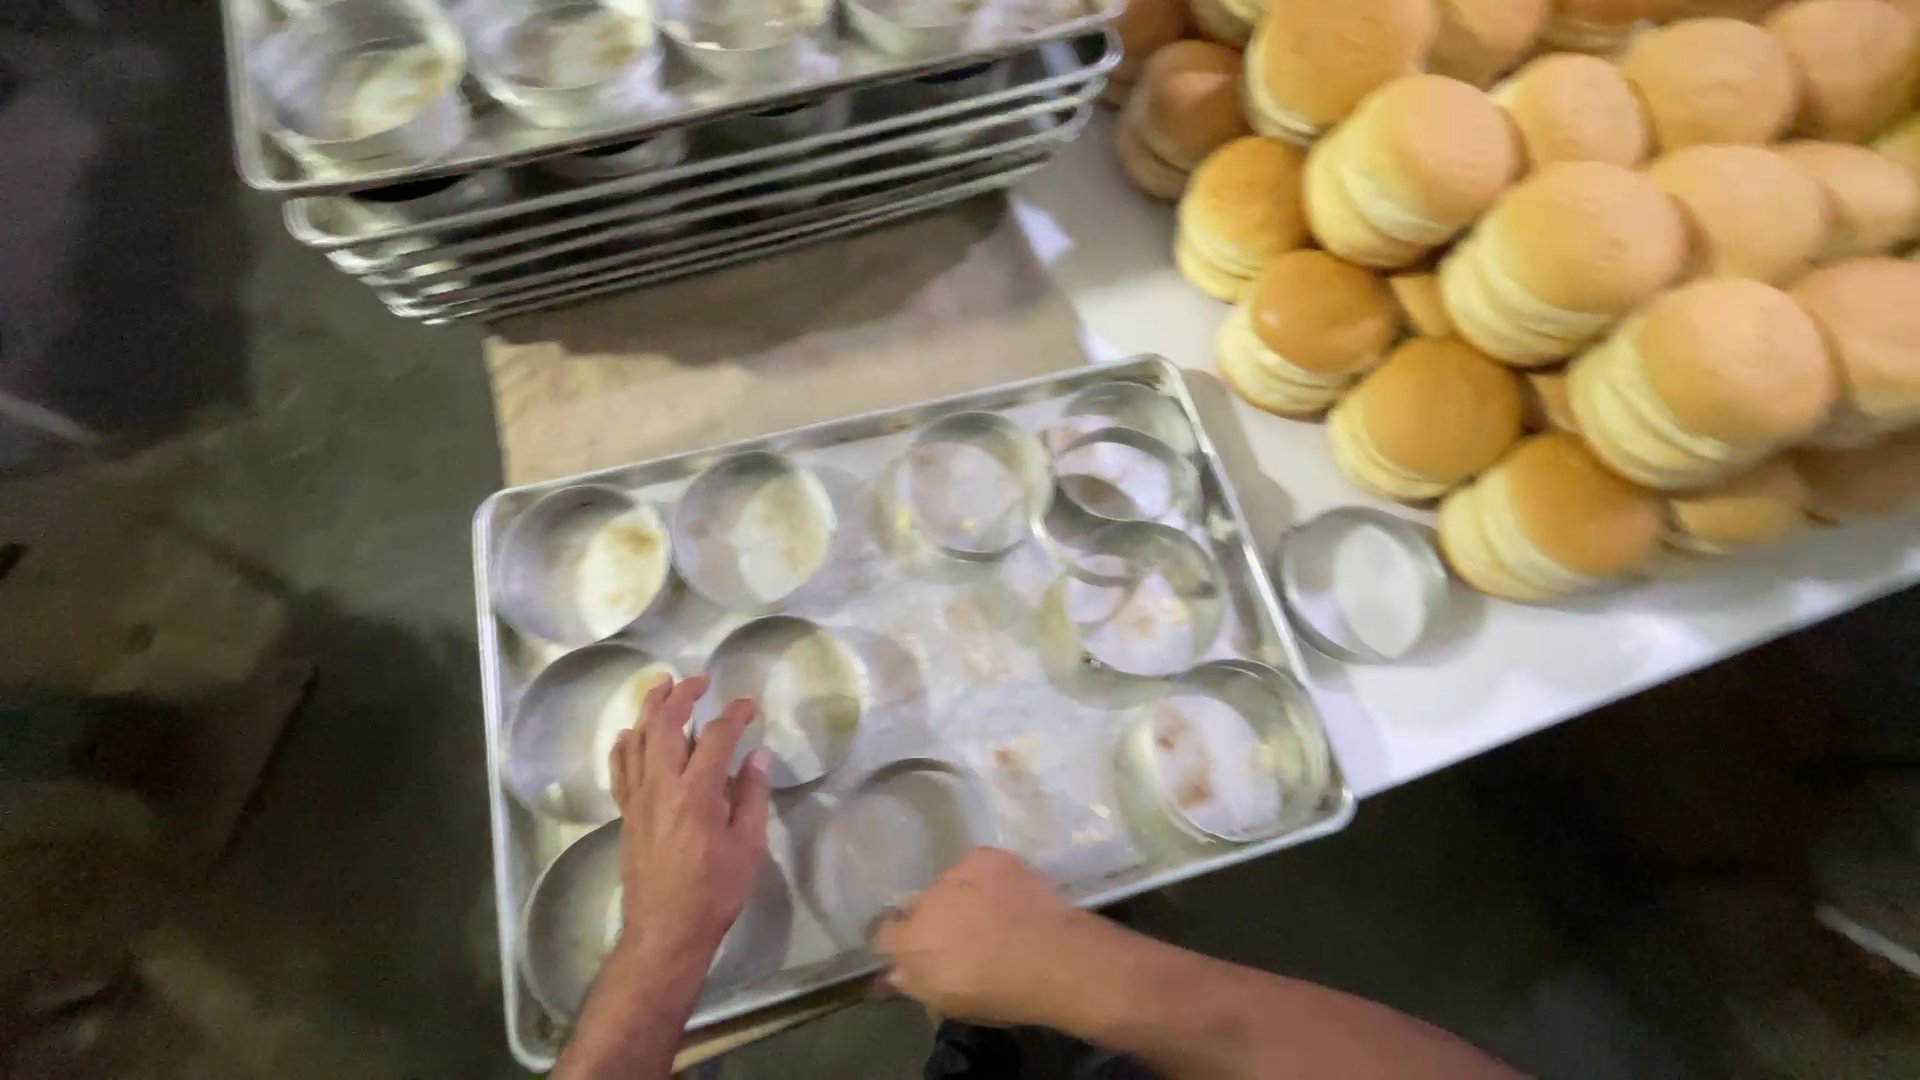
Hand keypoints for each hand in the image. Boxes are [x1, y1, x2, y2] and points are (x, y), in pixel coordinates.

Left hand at [608, 674, 772, 963]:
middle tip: (698, 680)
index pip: (717, 736)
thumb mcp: (748, 844)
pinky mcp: (627, 813)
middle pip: (665, 725)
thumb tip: (756, 755)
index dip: (734, 715)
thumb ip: (751, 794)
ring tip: (661, 686)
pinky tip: (630, 734)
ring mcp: (639, 799)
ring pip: (637, 740)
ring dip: (649, 709)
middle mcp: (662, 786)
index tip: (749, 707)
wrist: (665, 932)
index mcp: (697, 792)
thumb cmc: (715, 890)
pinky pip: (621, 768)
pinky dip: (625, 745)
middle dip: (680, 695)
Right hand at [875, 848, 1105, 1026]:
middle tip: (962, 934)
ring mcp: (957, 873)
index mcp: (910, 941)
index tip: (916, 947)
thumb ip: (911, 983)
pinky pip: (976, 866)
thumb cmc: (998, 991)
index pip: (883, 931)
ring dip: (961, 895)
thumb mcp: (949, 1003)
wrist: (1050, 955)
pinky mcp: (985, 856)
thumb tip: (885, 977)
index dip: (898, 938)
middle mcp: (925, 900)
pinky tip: (1006, 893)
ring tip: (991, 912)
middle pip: (920, 905)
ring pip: (949, 883)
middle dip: (935, 917)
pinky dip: (986, 877)